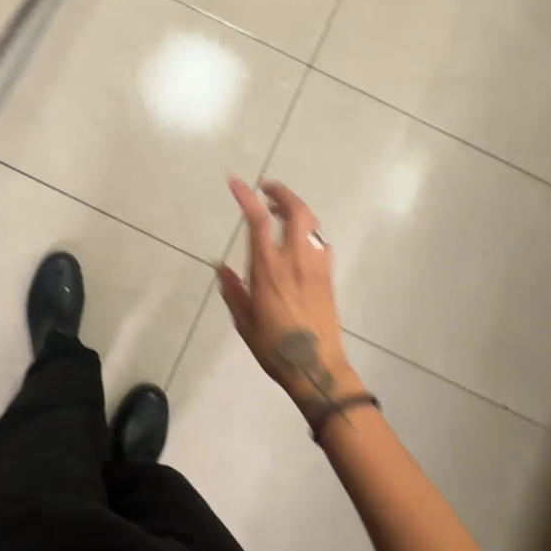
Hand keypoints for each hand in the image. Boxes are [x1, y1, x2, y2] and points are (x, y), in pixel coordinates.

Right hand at [217, 177, 362, 415]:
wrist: (317, 368)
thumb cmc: (274, 346)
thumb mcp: (244, 320)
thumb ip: (233, 289)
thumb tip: (221, 266)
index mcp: (269, 268)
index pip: (258, 219)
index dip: (246, 196)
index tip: (235, 181)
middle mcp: (295, 259)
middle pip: (296, 210)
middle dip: (282, 193)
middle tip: (267, 189)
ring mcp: (317, 266)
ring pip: (312, 223)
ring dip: (296, 210)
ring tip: (281, 211)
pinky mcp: (329, 276)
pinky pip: (321, 243)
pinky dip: (309, 233)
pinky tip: (301, 242)